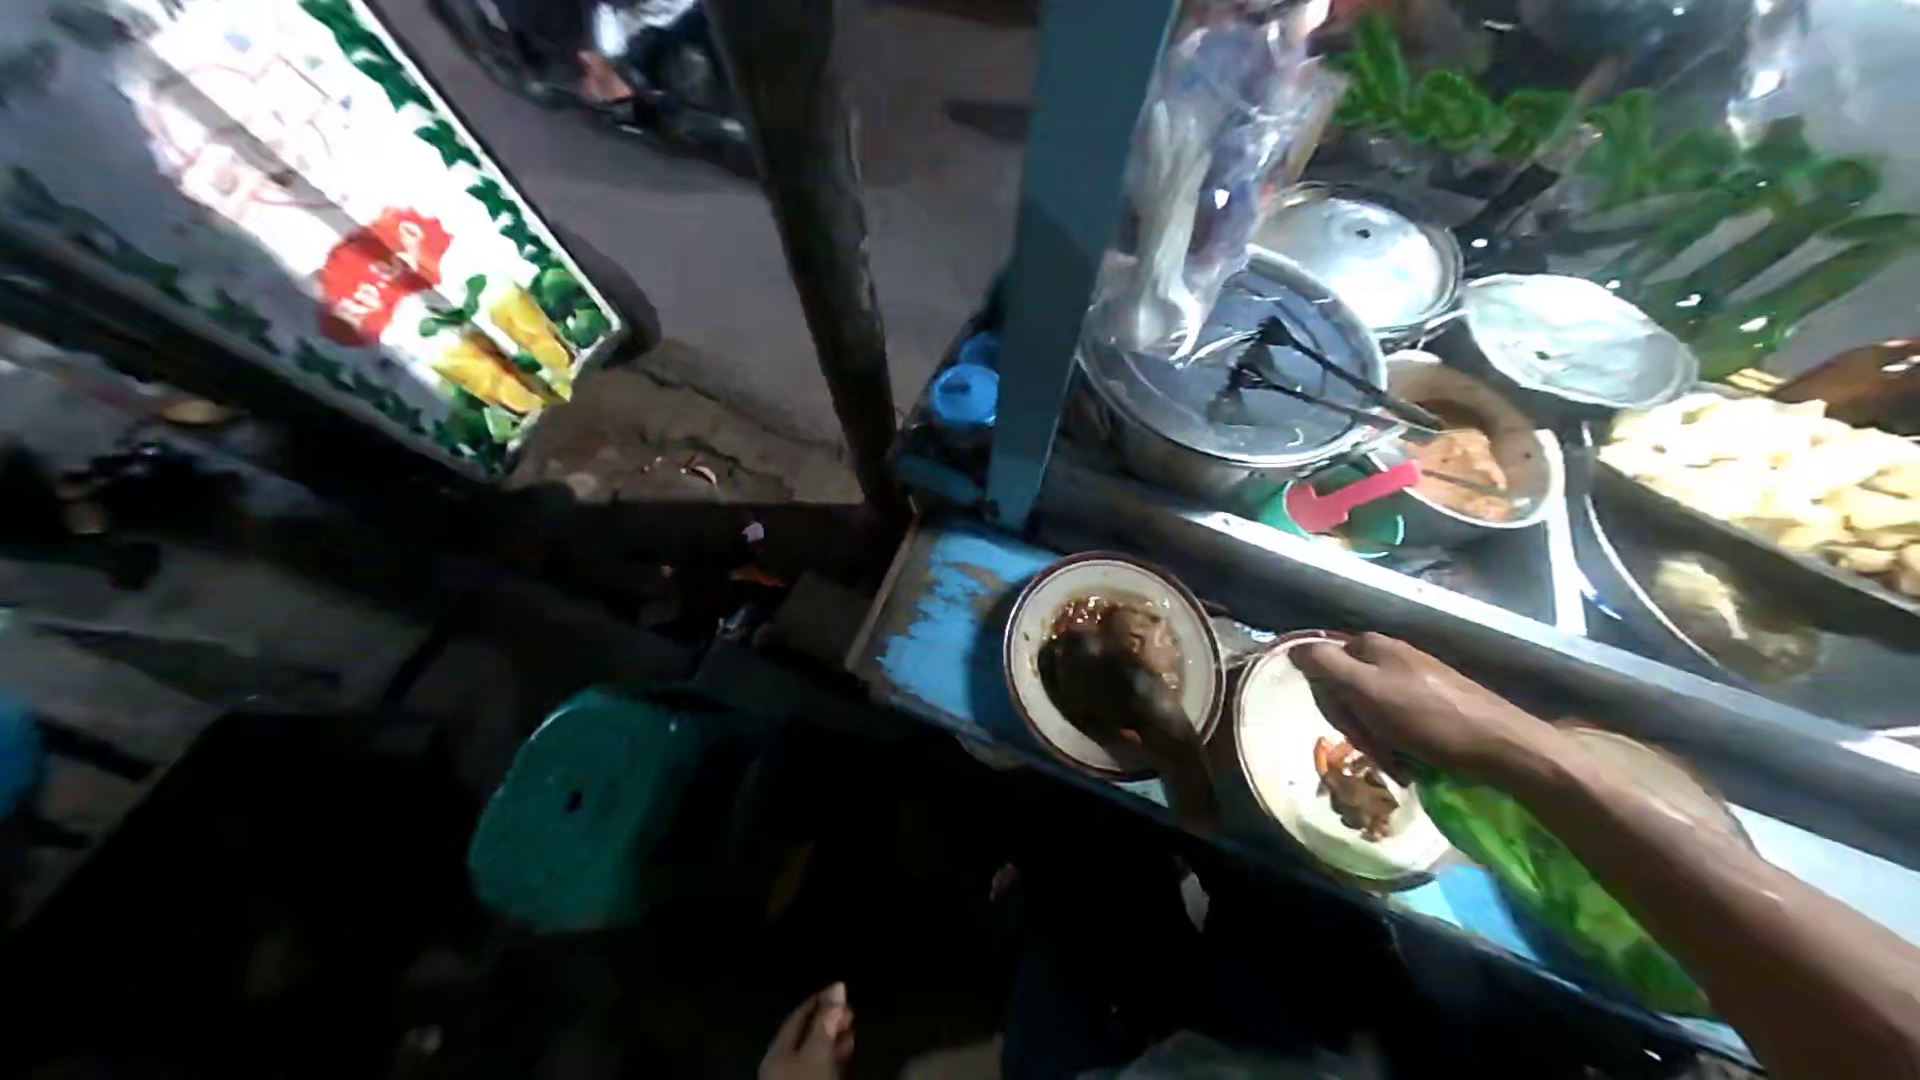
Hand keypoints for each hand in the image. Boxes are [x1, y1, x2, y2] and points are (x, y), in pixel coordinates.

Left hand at [760, 983, 854, 1079]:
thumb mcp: (816, 1050)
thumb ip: (825, 1019)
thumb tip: (838, 987)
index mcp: (776, 1048)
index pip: (800, 1012)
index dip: (822, 997)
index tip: (842, 989)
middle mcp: (780, 1061)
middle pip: (808, 1030)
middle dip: (830, 1017)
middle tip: (850, 1010)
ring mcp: (790, 1076)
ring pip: (814, 1048)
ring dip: (833, 1037)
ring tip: (850, 1031)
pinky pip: (819, 1064)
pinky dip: (833, 1054)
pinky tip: (843, 1052)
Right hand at [1294, 633, 1563, 783]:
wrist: (1508, 749)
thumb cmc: (1429, 719)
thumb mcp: (1365, 690)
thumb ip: (1324, 664)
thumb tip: (1293, 648)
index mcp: (1370, 645)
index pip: (1320, 665)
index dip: (1327, 699)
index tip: (1347, 726)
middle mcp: (1390, 654)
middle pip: (1345, 687)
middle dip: (1354, 723)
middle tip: (1375, 749)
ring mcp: (1414, 676)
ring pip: (1370, 707)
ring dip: (1376, 738)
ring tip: (1397, 761)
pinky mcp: (1434, 700)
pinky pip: (1396, 718)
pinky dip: (1397, 741)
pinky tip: (1410, 760)